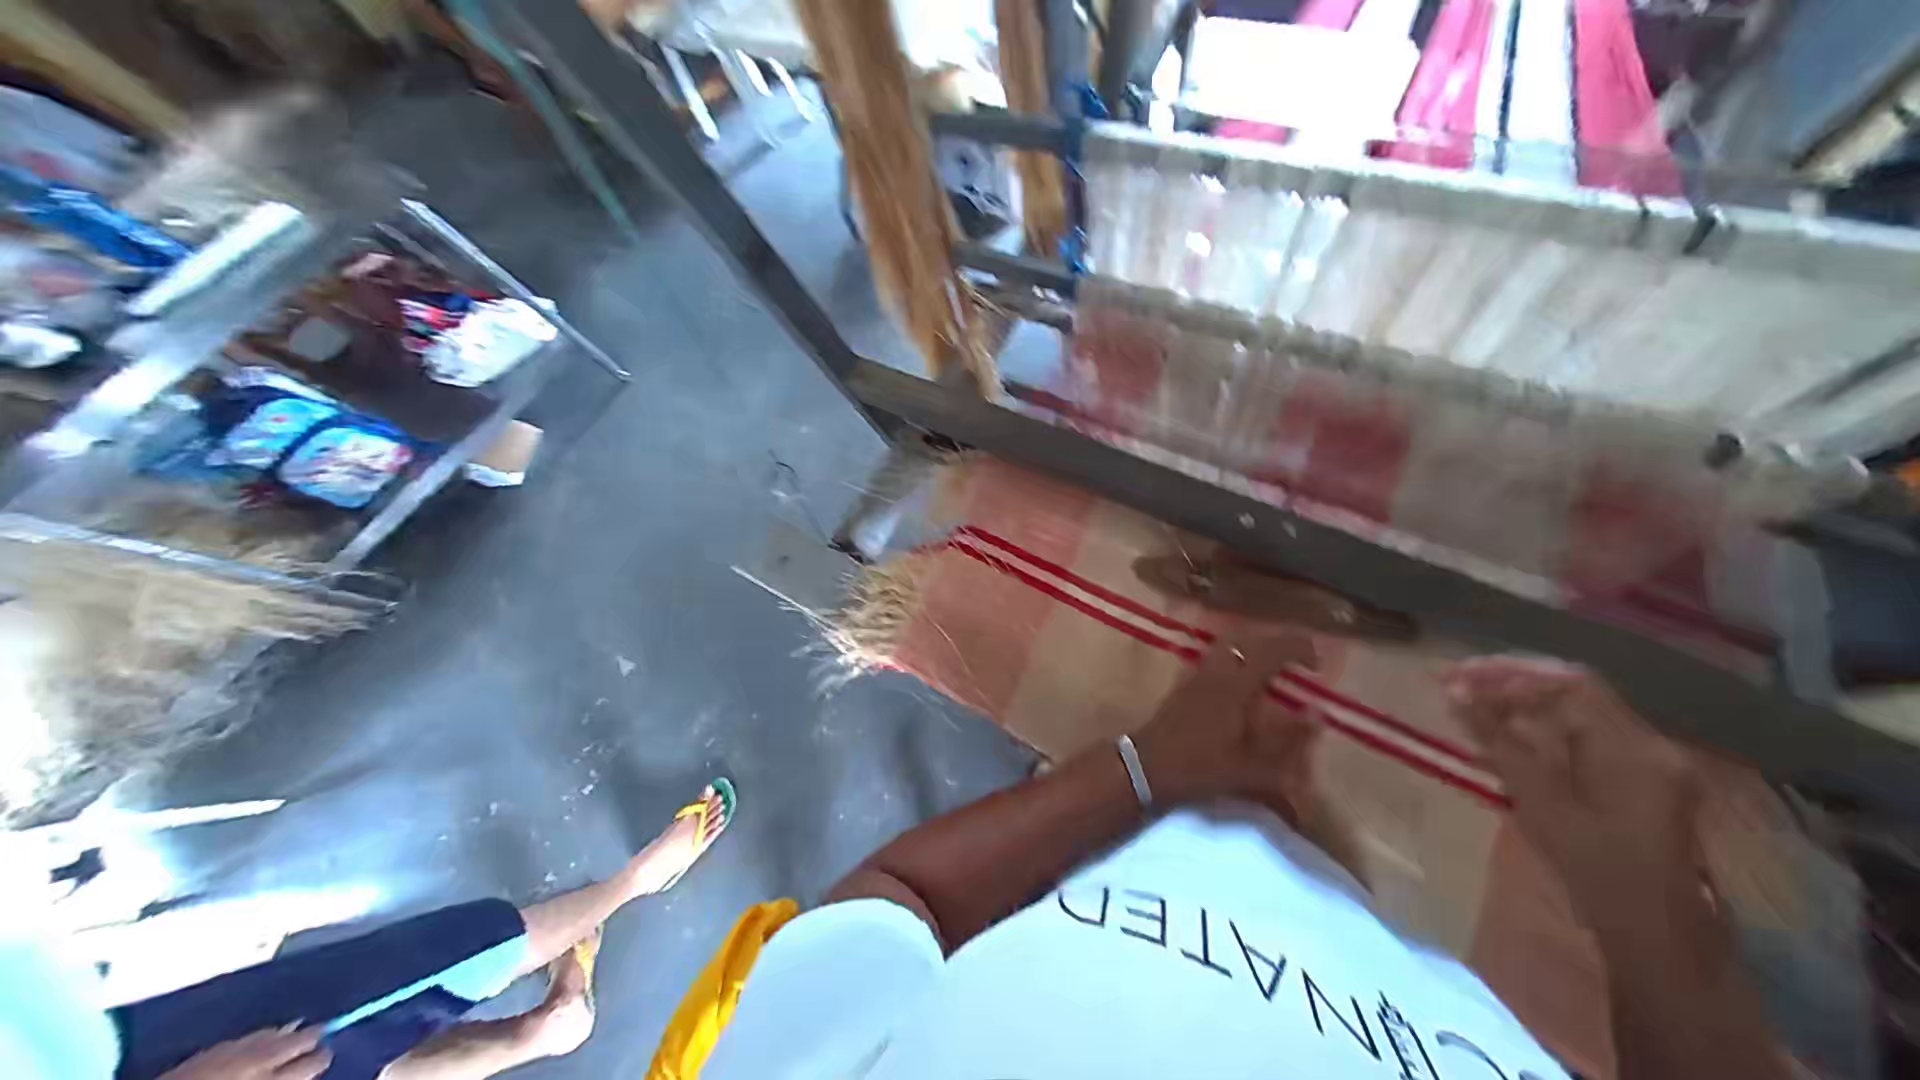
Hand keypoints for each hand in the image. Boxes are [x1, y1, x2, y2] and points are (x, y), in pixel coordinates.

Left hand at [157, 1025, 332, 1079]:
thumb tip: (301, 1077)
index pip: (316, 1060)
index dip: (323, 1059)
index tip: (324, 1061)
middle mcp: (264, 1059)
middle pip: (306, 1036)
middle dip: (315, 1038)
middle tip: (317, 1043)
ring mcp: (240, 1050)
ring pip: (281, 1030)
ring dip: (290, 1034)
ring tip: (293, 1038)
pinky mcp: (216, 1048)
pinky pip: (252, 1035)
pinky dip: (264, 1037)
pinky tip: (261, 1042)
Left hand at [1131, 630, 1319, 811]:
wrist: (1146, 766)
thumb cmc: (1200, 766)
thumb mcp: (1252, 765)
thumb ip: (1288, 741)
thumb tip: (1317, 715)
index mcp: (1235, 685)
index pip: (1271, 650)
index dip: (1298, 646)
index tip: (1317, 661)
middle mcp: (1214, 670)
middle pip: (1246, 638)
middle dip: (1274, 642)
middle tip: (1296, 660)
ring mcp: (1195, 674)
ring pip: (1226, 645)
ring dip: (1252, 648)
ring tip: (1272, 669)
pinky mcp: (1182, 683)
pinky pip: (1213, 657)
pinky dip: (1233, 659)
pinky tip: (1240, 683)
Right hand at [1442, 656, 1702, 940]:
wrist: (1653, 932)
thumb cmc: (1593, 865)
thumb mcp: (1538, 799)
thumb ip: (1498, 739)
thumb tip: (1455, 691)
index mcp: (1633, 746)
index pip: (1569, 682)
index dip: (1510, 671)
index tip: (1460, 675)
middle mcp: (1648, 743)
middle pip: (1574, 691)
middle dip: (1512, 683)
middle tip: (1457, 685)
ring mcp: (1648, 761)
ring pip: (1576, 712)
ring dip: (1521, 704)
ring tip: (1469, 706)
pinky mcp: (1638, 778)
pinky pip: (1583, 735)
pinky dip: (1539, 727)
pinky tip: (1503, 735)